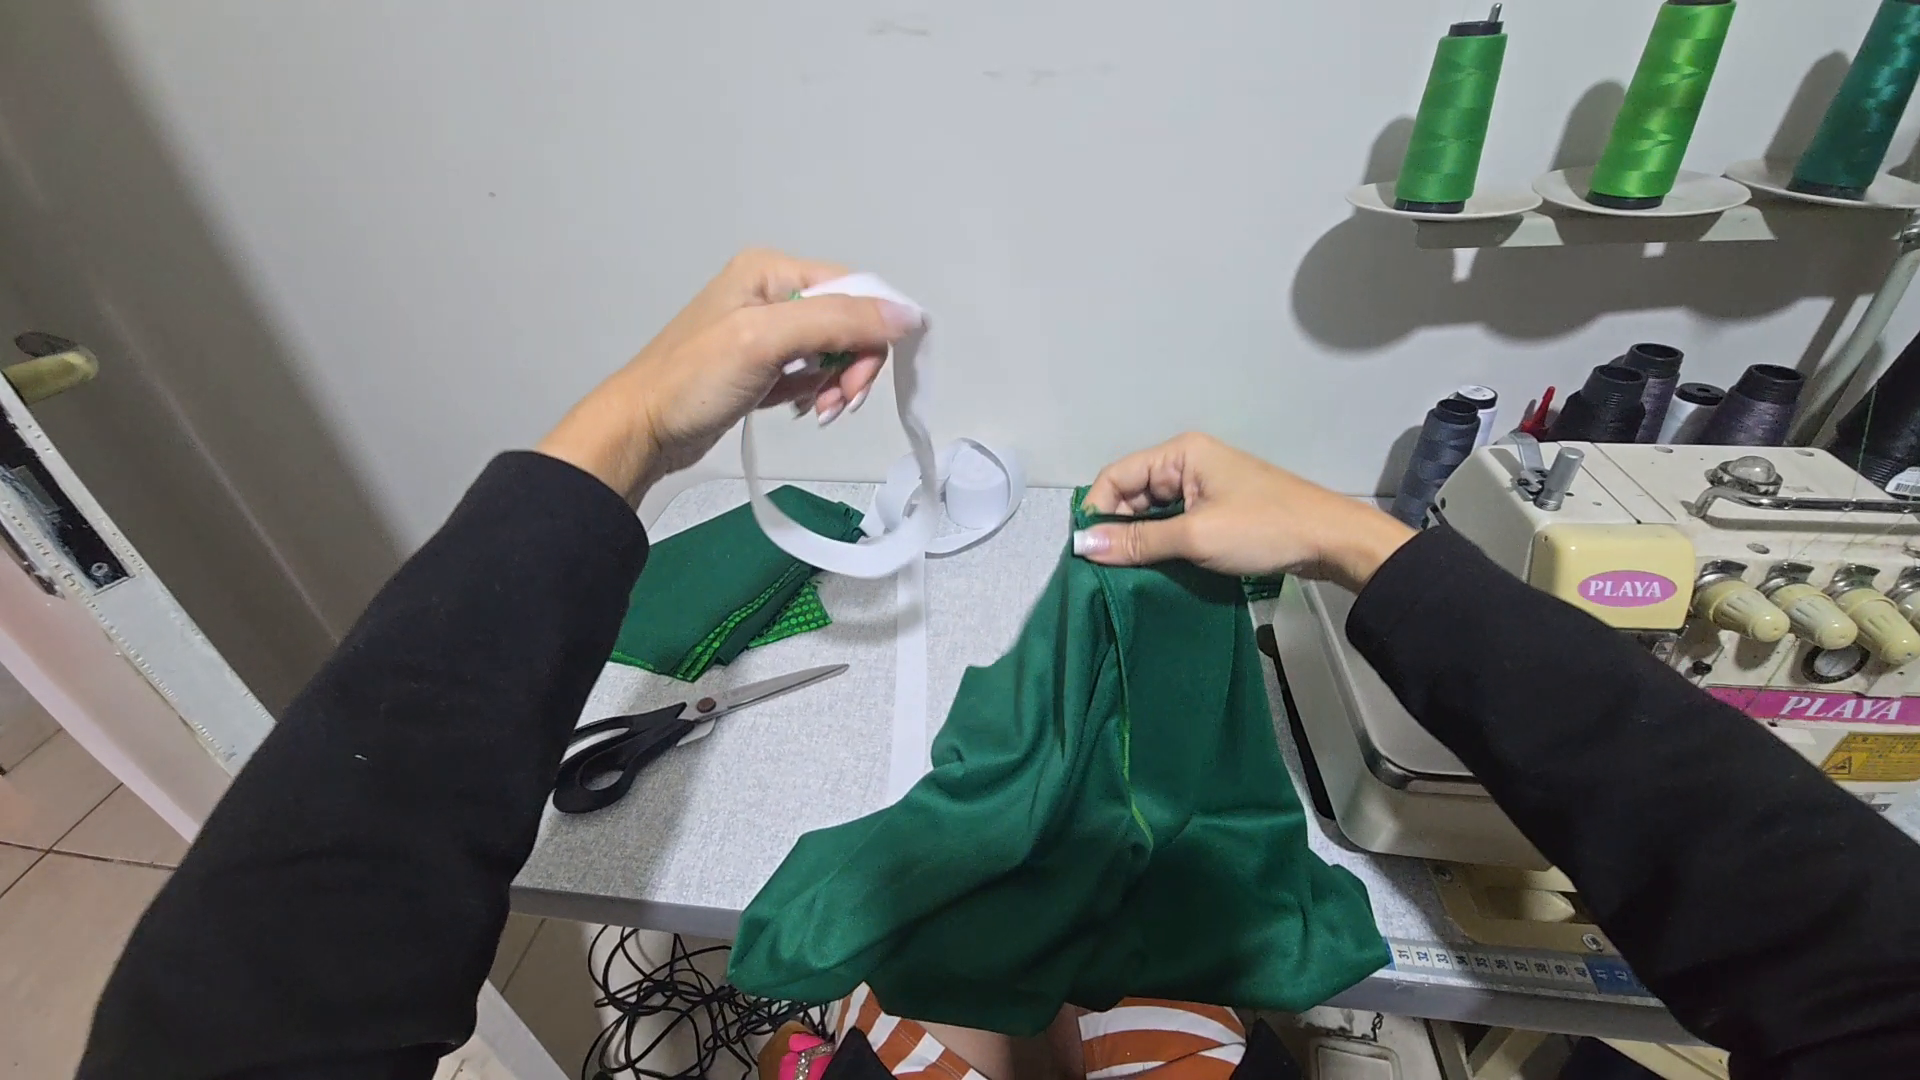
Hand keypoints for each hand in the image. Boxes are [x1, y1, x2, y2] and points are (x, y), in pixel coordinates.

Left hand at [536, 249, 922, 502]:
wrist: (643, 429)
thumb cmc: (695, 382)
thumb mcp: (766, 342)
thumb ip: (837, 321)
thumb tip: (908, 315)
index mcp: (774, 271)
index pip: (856, 291)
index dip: (872, 335)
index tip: (858, 383)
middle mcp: (775, 292)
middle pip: (849, 323)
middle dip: (854, 366)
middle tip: (838, 403)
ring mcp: (770, 330)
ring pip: (836, 351)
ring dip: (839, 384)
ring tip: (820, 412)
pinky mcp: (766, 364)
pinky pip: (815, 372)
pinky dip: (820, 393)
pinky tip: (805, 410)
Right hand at [1072, 433, 1415, 591]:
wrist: (1333, 541)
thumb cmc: (1263, 528)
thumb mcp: (1194, 537)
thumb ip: (1136, 541)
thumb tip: (1083, 546)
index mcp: (1180, 454)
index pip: (1117, 476)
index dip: (1097, 510)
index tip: (1087, 549)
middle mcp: (1186, 463)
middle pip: (1131, 493)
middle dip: (1115, 527)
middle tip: (1103, 567)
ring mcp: (1201, 487)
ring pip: (1149, 511)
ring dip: (1136, 538)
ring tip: (1122, 571)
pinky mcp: (1213, 510)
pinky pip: (1170, 523)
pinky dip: (1158, 543)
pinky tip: (1150, 566)